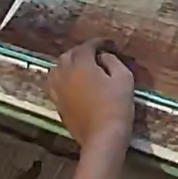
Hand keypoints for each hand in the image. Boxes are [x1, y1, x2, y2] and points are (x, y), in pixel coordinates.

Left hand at [47, 39, 133, 153]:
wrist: (103, 136)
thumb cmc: (117, 105)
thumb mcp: (124, 78)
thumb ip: (113, 61)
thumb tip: (103, 56)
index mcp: (82, 65)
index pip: (87, 46)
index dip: (97, 43)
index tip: (108, 44)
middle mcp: (65, 73)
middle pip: (69, 55)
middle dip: (82, 51)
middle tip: (96, 54)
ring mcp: (58, 88)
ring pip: (57, 67)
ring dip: (69, 62)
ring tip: (81, 66)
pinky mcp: (57, 102)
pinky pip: (53, 83)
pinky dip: (61, 76)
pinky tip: (69, 81)